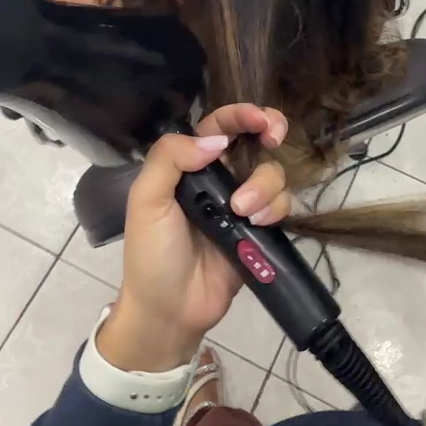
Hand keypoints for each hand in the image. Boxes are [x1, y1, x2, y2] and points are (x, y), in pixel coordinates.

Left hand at [96, 105, 291, 372]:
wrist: (169, 311)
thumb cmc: (151, 253)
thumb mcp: (146, 200)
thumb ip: (170, 158)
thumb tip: (217, 142)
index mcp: (188, 165)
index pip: (218, 127)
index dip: (241, 114)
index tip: (259, 120)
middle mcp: (218, 178)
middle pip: (254, 139)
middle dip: (270, 128)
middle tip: (274, 136)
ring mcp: (241, 204)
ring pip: (271, 173)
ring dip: (263, 185)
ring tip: (242, 211)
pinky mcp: (259, 230)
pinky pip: (279, 205)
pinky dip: (273, 208)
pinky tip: (256, 224)